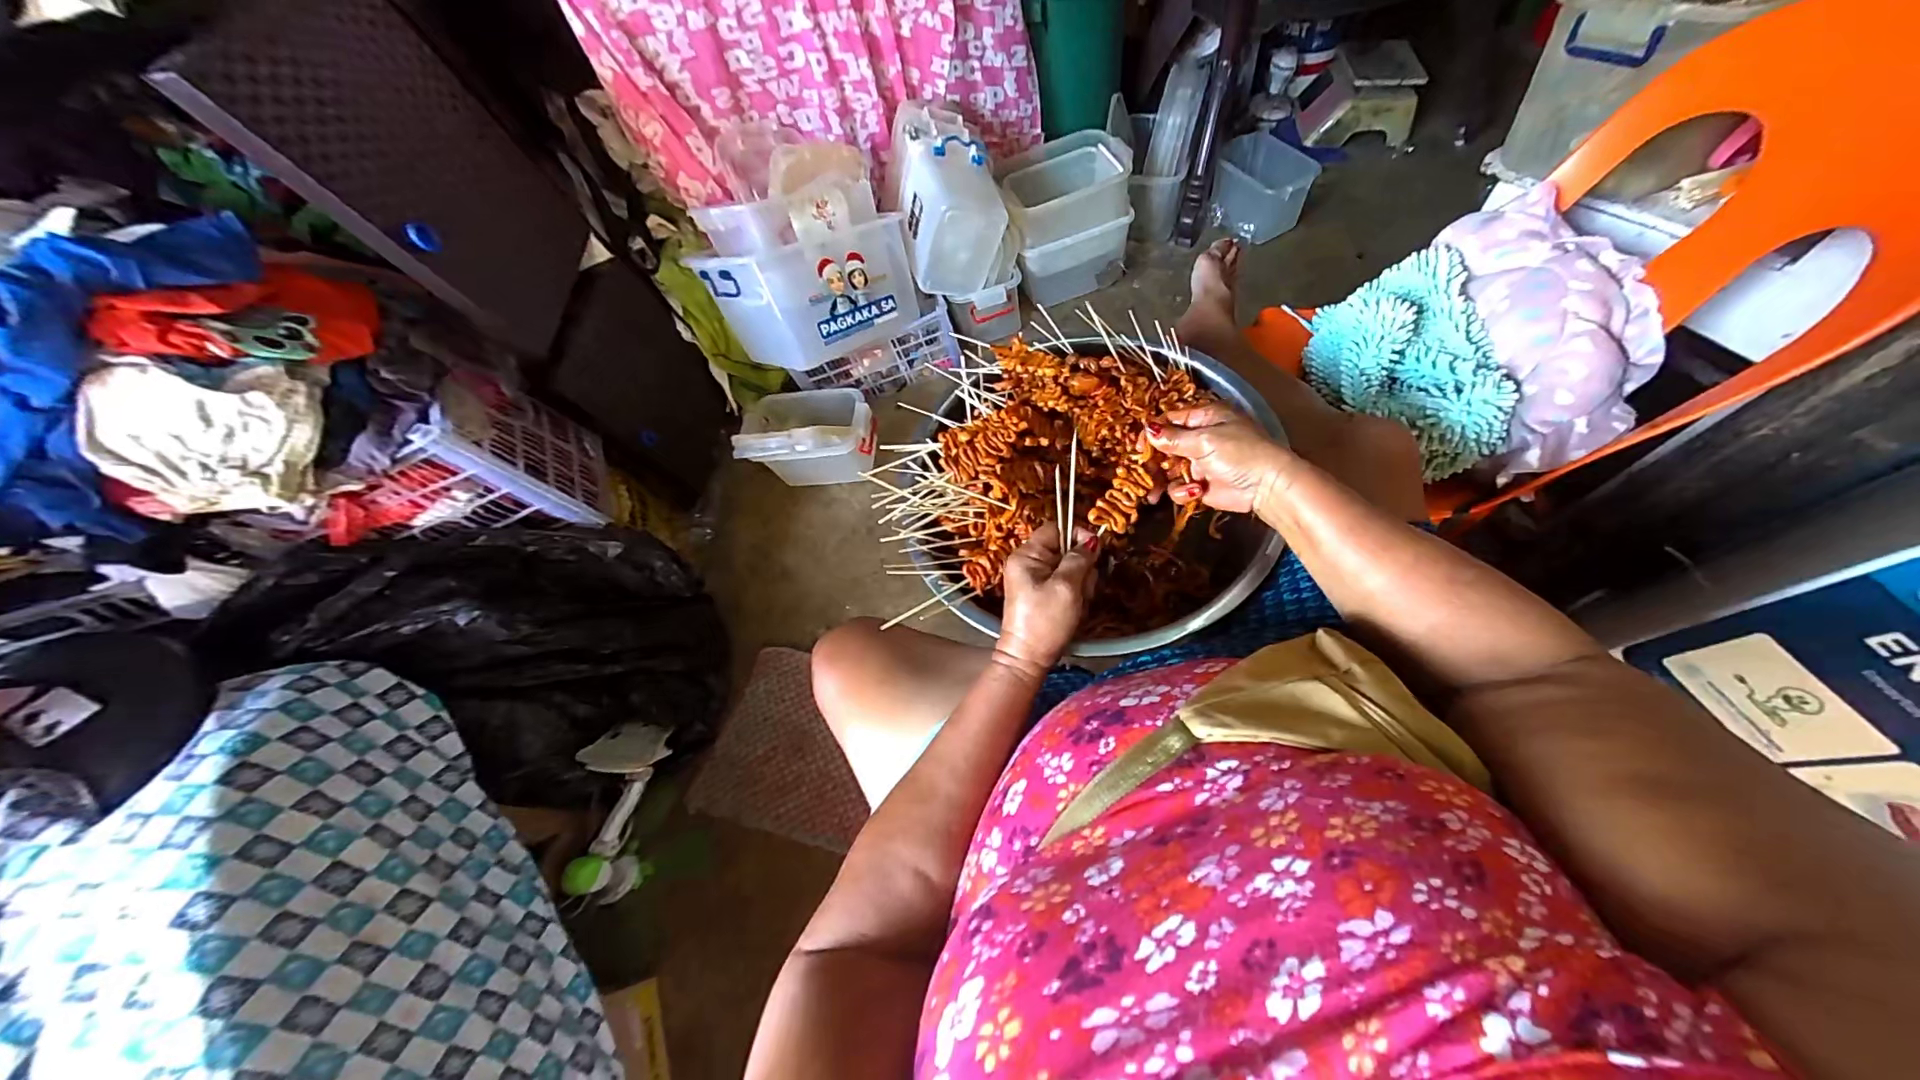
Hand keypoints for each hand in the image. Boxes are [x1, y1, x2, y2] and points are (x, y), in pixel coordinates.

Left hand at [995, 522, 1097, 673]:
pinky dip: (1075, 595)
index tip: (1094, 550)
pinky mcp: (1042, 595)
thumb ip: (1079, 559)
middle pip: (1065, 549)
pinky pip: (1066, 585)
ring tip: (1078, 603)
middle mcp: (1028, 563)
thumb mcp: (1066, 587)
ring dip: (1081, 584)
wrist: (1028, 658)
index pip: (1055, 528)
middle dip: (1081, 567)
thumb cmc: (1045, 622)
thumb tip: (1091, 539)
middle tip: (1082, 588)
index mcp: (1026, 555)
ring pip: (1070, 568)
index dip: (1076, 534)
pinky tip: (1075, 609)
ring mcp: (1034, 579)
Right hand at [1143, 403, 1291, 513]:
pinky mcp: (1201, 485)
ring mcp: (1200, 462)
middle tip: (1143, 473)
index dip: (1152, 432)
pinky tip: (1192, 493)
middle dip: (1153, 461)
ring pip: (1169, 470)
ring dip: (1162, 480)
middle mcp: (1200, 438)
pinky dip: (1182, 492)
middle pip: (1165, 447)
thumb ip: (1173, 438)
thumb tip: (1148, 429)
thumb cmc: (1240, 453)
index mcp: (1205, 418)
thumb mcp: (1204, 440)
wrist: (1267, 486)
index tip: (1137, 447)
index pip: (1170, 420)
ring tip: (1154, 493)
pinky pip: (1180, 487)